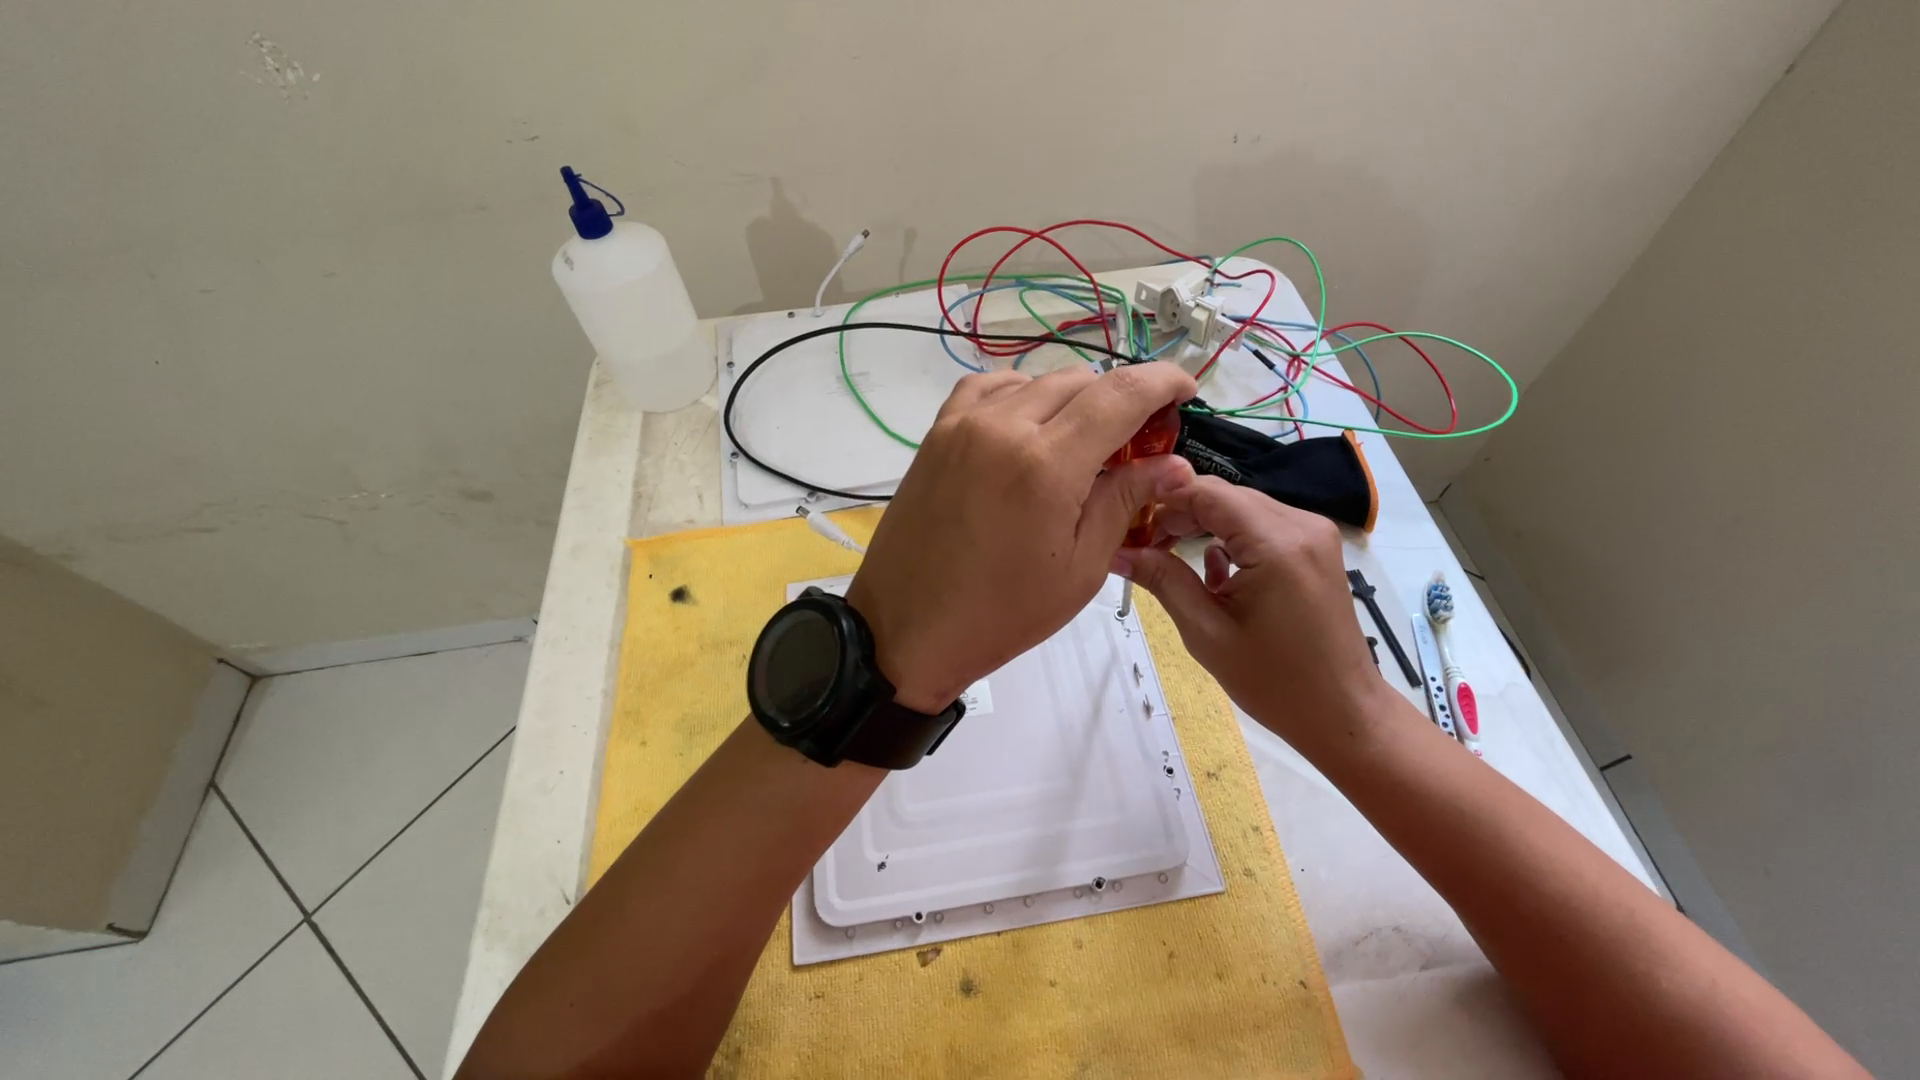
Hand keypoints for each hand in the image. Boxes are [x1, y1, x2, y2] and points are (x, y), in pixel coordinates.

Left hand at [846, 364, 1196, 712]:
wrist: (905, 630)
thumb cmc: (1000, 614)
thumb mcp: (1080, 568)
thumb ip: (1125, 502)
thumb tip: (1173, 464)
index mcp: (1046, 462)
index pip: (1121, 394)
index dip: (1163, 382)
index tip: (1187, 389)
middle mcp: (1003, 426)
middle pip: (1081, 382)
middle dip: (1120, 399)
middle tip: (1136, 440)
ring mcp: (962, 425)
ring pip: (1035, 381)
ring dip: (1071, 398)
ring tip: (1083, 441)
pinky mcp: (937, 434)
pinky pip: (988, 389)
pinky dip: (1020, 395)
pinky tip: (1029, 427)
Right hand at [1114, 476, 1393, 754]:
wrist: (1342, 712)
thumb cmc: (1273, 681)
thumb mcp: (1206, 632)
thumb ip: (1163, 580)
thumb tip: (1116, 552)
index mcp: (1277, 543)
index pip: (1207, 493)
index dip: (1162, 500)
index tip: (1126, 524)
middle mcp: (1301, 524)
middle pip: (1225, 496)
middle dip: (1179, 513)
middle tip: (1140, 544)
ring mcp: (1314, 533)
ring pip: (1242, 508)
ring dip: (1202, 525)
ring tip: (1165, 555)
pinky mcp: (1316, 548)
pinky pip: (1263, 526)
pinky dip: (1232, 537)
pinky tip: (1213, 572)